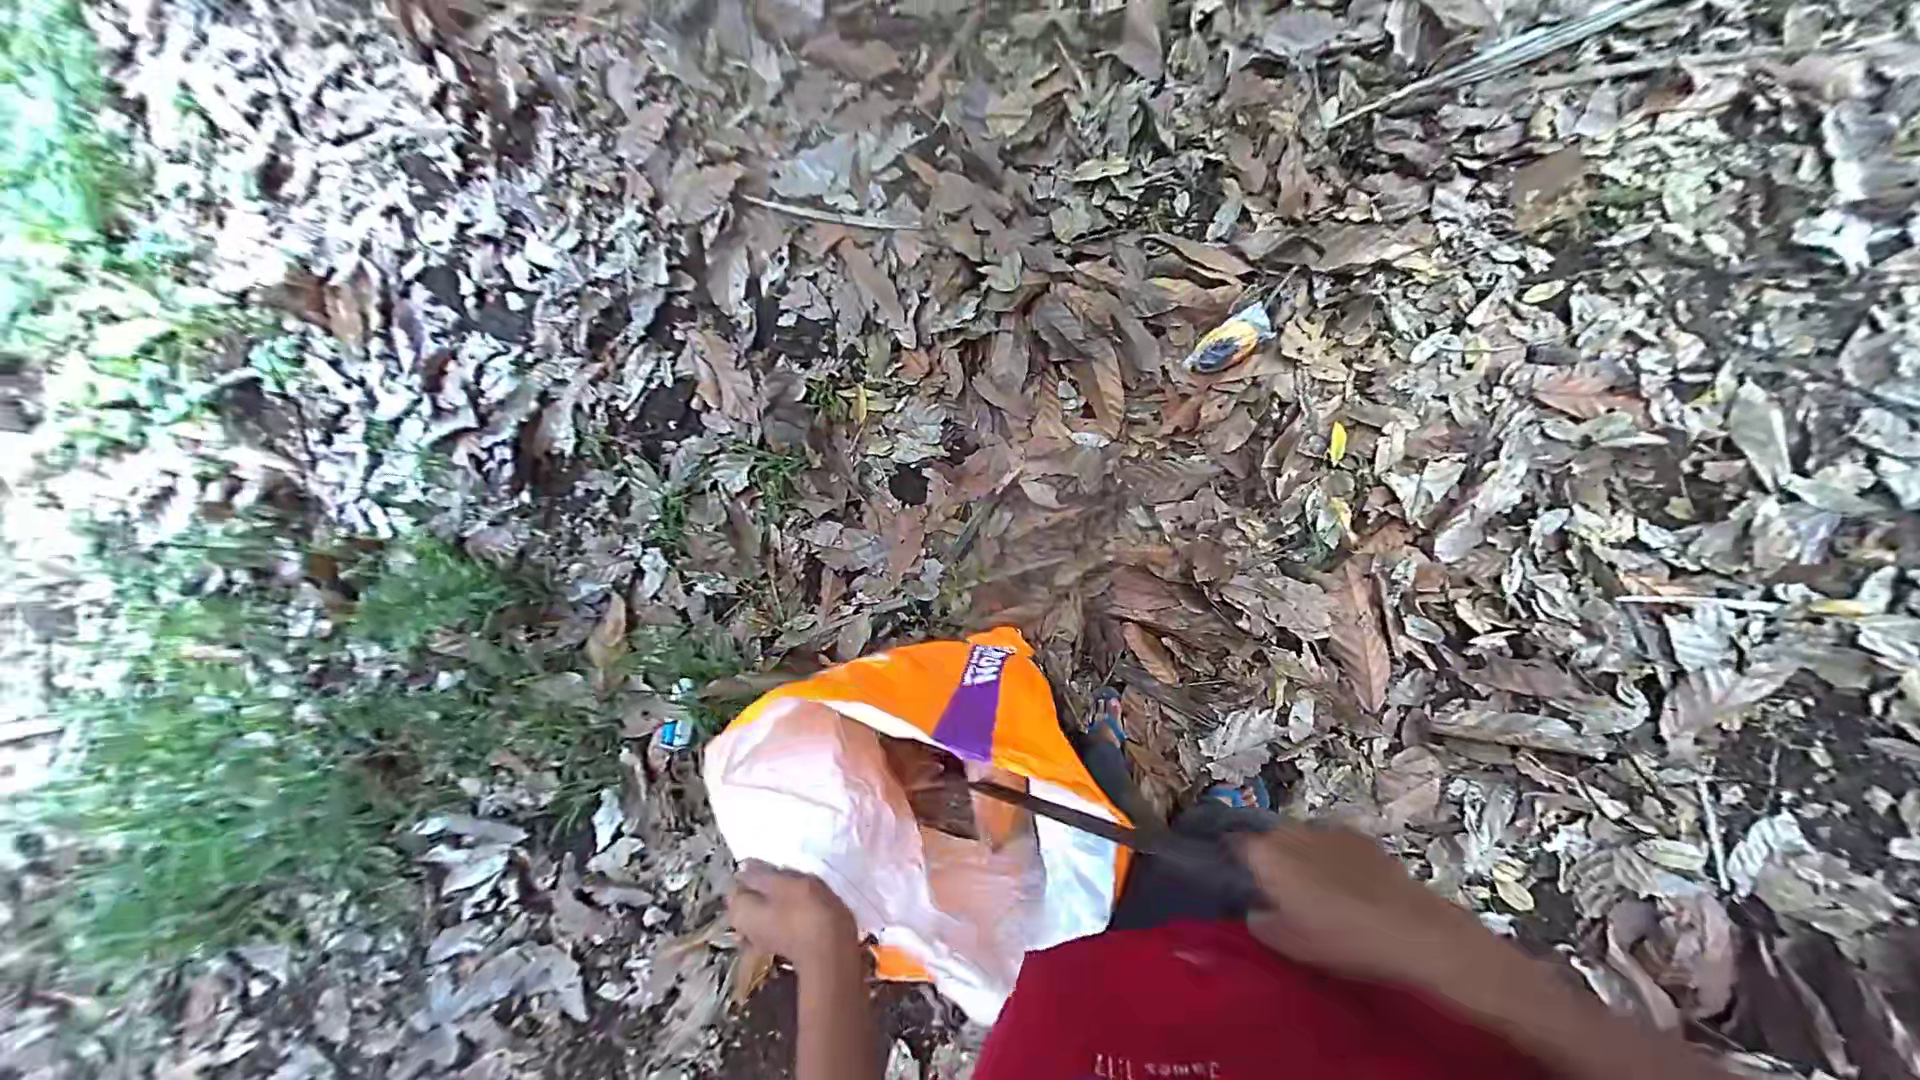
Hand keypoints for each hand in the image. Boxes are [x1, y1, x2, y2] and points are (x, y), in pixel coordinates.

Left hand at [726, 862, 860, 970]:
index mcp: (740, 914)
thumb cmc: (804, 911)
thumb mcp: (782, 883)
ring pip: (767, 908)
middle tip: (786, 869)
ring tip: (799, 881)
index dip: (751, 871)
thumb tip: (742, 866)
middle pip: (751, 899)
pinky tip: (806, 901)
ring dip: (780, 895)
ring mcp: (767, 939)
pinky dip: (790, 909)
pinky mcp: (786, 943)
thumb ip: (760, 874)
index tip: (770, 861)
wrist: (832, 951)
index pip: (736, 887)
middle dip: (765, 884)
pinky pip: (781, 919)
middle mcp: (747, 930)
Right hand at [1235, 825, 1502, 990]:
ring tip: (1316, 886)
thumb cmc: (1341, 937)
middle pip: (1266, 838)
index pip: (1232, 842)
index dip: (1232, 858)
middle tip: (1278, 887)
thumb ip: (1256, 920)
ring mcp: (1324, 829)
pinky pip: (1331, 842)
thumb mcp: (1287, 943)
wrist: (1413, 931)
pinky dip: (1331, 856)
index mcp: (1264, 853)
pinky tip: (1347, 881)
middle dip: (1268, 857)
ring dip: (1300, 855)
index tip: (1238, 875)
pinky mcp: (1357, 835)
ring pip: (1299, 839)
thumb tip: (1254, 909)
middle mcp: (1288, 831)